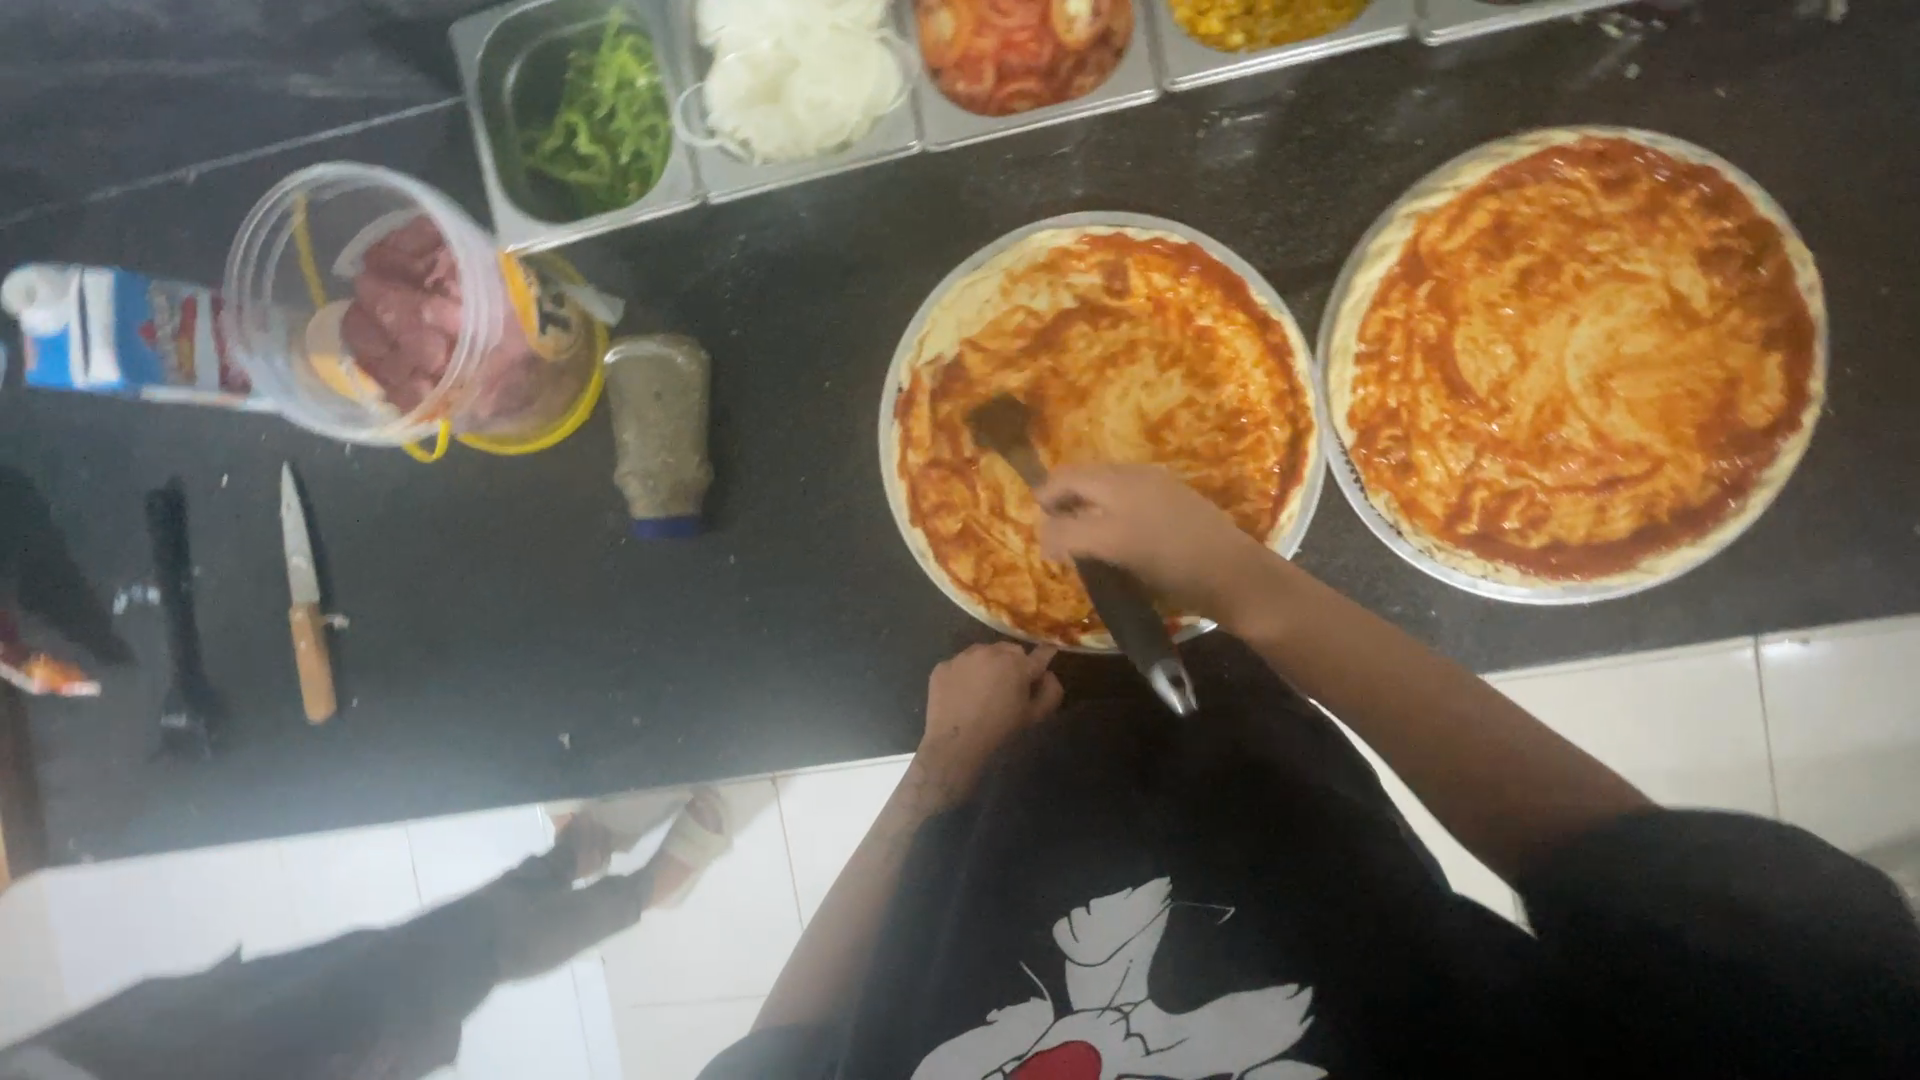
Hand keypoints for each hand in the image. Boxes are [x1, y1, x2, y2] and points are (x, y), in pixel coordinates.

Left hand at [912, 643, 1062, 807]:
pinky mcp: (943, 665)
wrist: (956, 742)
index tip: (1046, 655)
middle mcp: (991, 652)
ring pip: (983, 652)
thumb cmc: (999, 729)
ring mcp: (963, 656)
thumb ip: (1051, 692)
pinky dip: (963, 674)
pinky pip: (959, 664)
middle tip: (1009, 685)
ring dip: (987, 664)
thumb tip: (1048, 675)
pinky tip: (962, 694)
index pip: (1040, 653)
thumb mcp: (1034, 716)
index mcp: (1017, 664)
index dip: (1045, 655)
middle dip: (1014, 662)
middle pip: (1010, 650)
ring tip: (982, 689)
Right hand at [1035, 464, 1287, 633]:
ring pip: (1105, 488)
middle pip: (1083, 480)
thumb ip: (1069, 537)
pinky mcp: (1174, 502)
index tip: (1041, 537)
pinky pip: (1127, 498)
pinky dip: (1109, 512)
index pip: (1064, 480)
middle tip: (1057, 537)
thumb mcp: (1112, 548)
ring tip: (1083, 540)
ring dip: (1085, 508)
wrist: (1236, 576)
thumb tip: (1044, 536)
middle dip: (1063, 503)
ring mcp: (1158, 487)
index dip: (1045, 505)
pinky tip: (1117, 539)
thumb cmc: (1172, 564)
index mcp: (1117, 482)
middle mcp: (1135, 476)